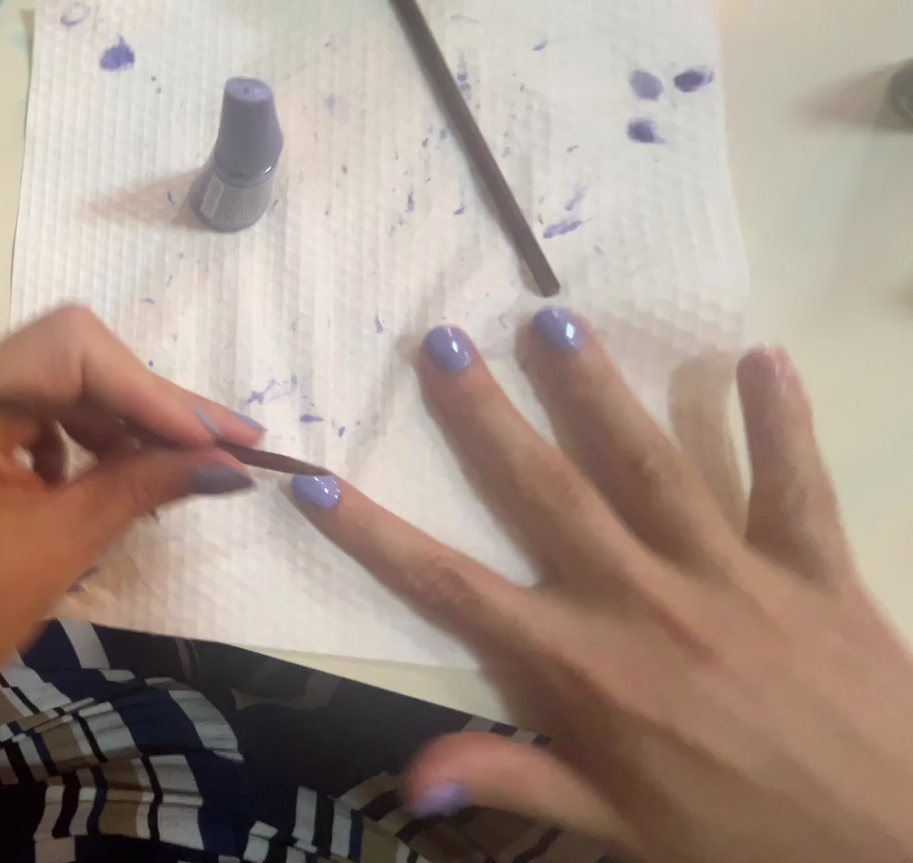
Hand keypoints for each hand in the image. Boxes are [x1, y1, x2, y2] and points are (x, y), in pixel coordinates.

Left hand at [0, 305, 262, 728]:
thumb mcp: (59, 545)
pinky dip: (77, 433)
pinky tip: (110, 471)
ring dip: (115, 418)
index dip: (150, 388)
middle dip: (143, 402)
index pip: (68, 349)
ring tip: (170, 464)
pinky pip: (29, 405)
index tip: (215, 437)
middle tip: (217, 445)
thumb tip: (230, 462)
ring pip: (52, 378)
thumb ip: (144, 484)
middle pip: (64, 356)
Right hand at [283, 309, 912, 862]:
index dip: (368, 531)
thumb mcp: (611, 822)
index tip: (312, 480)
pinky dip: (778, 421)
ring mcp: (729, 580)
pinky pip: (795, 489)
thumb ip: (506, 774)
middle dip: (484, 411)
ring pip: (651, 467)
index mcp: (576, 663)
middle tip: (443, 338)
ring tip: (554, 320)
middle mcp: (638, 602)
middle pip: (541, 490)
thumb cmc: (741, 840)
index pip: (443, 582)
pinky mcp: (818, 576)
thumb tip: (408, 780)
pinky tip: (755, 356)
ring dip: (598, 391)